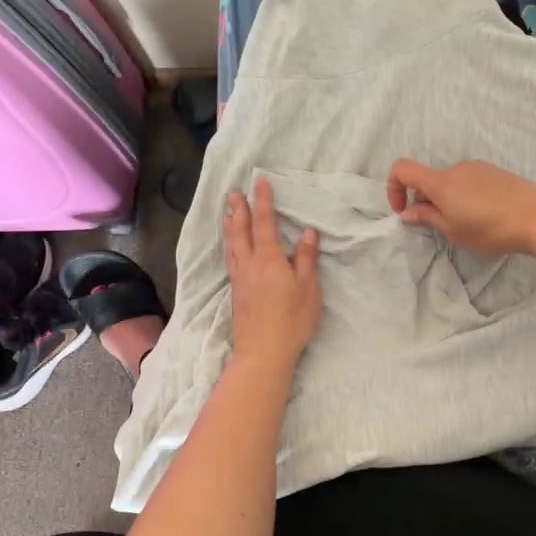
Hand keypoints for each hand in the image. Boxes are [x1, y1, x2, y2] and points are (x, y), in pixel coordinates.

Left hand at [225, 177, 321, 365]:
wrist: (263, 353)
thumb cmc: (292, 321)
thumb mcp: (308, 290)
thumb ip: (307, 260)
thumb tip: (308, 233)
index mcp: (269, 260)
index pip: (264, 223)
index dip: (263, 202)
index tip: (260, 182)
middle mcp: (250, 265)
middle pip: (241, 231)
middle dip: (239, 210)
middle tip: (233, 192)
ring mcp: (240, 280)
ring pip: (232, 246)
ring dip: (230, 227)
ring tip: (227, 213)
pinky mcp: (237, 293)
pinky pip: (231, 260)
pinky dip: (230, 246)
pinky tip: (231, 248)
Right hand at [386, 159, 535, 256]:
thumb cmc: (490, 229)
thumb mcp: (454, 231)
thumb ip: (428, 218)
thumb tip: (407, 212)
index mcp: (441, 183)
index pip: (402, 169)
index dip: (394, 188)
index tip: (404, 211)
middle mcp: (457, 169)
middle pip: (429, 179)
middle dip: (426, 201)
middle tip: (442, 227)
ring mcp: (478, 168)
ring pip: (451, 182)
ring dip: (448, 200)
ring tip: (468, 224)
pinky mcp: (495, 173)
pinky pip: (470, 182)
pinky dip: (466, 196)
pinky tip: (486, 216)